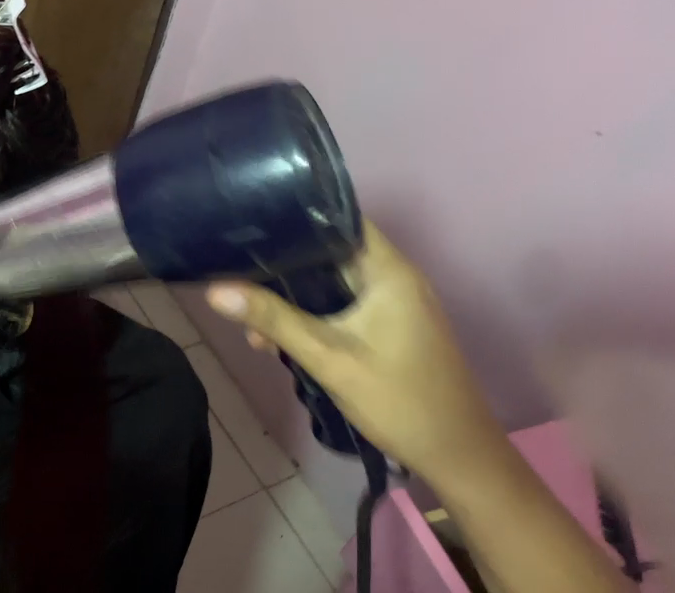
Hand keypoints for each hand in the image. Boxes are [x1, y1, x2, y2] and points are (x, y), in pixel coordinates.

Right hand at [204, 221, 507, 486]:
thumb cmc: (400, 400)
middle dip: (282, 266)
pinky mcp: (387, 326)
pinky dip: (311, 315)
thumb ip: (273, 320)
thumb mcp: (329, 358)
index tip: (249, 221)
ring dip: (292, 298)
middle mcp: (392, 277)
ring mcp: (392, 303)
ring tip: (252, 321)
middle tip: (237, 275)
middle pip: (327, 251)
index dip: (294, 213)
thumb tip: (214, 290)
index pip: (337, 217)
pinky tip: (279, 338)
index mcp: (388, 270)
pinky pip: (339, 305)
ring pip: (329, 283)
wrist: (459, 460)